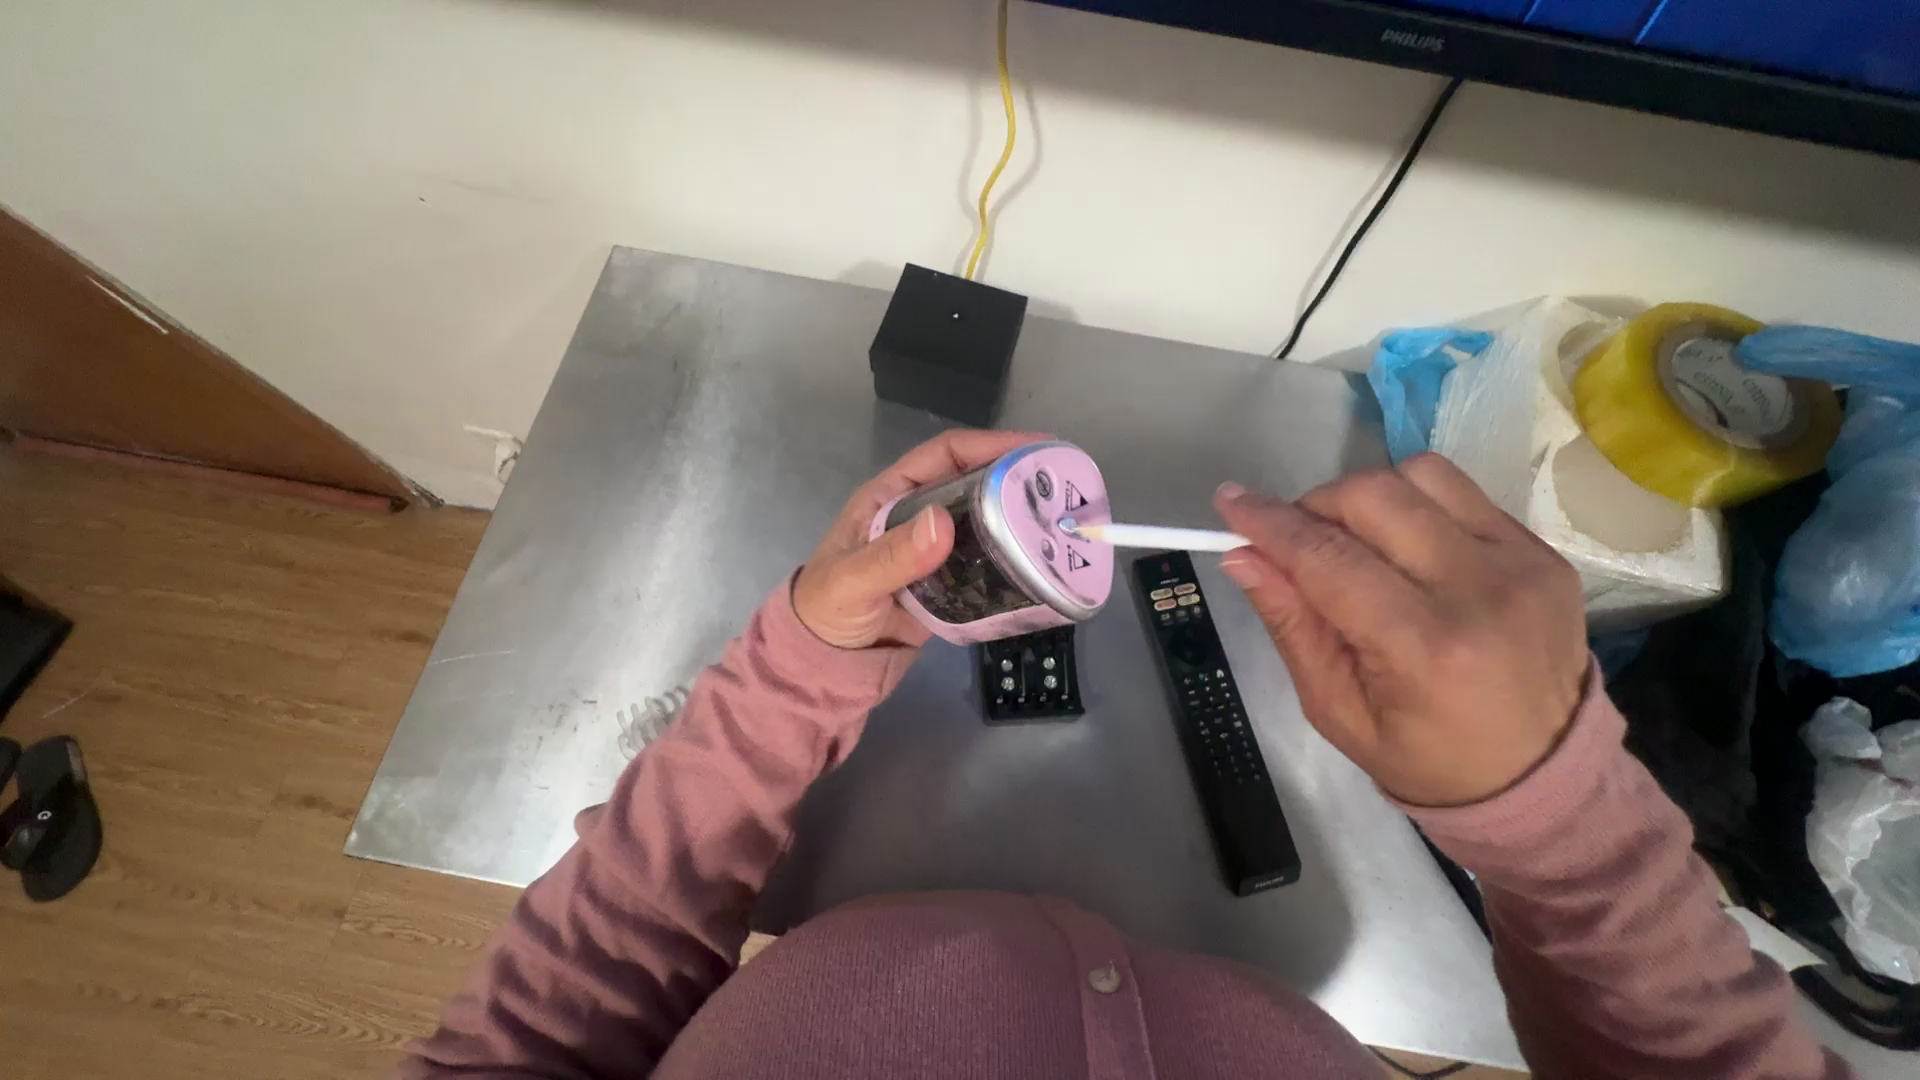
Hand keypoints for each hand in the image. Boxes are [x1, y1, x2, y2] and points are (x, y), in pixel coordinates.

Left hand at [793, 429, 1047, 649]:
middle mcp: (917, 516)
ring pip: (985, 526)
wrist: (823, 663)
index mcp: (892, 497)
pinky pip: (984, 566)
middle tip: (1061, 490)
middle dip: (1015, 483)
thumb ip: (892, 556)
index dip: (989, 445)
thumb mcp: (852, 580)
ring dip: (1018, 524)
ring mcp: (934, 552)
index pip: (945, 456)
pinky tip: (1039, 570)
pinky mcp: (947, 584)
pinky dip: (1010, 565)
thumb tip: (943, 523)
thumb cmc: (825, 609)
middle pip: (974, 486)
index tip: (1033, 450)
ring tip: (1061, 528)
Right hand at [1214, 453, 1587, 806]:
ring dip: (1367, 498)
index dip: (1270, 523)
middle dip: (1315, 506)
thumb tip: (1242, 555)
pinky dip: (1413, 507)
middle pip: (1372, 497)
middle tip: (1297, 542)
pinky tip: (1405, 550)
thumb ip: (1289, 623)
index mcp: (1424, 647)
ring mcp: (1522, 564)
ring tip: (1355, 542)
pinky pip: (1460, 493)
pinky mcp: (1543, 552)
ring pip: (1419, 476)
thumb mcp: (1333, 706)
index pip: (1328, 558)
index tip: (1229, 501)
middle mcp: (1480, 591)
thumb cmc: (1421, 755)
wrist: (1543, 775)